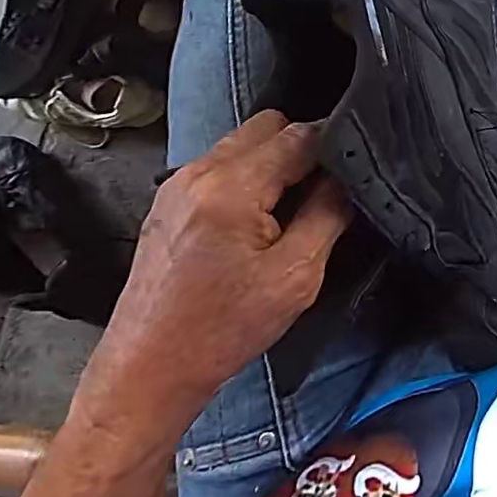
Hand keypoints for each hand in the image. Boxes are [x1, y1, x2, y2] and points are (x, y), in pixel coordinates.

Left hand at [91, 111, 350, 429]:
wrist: (145, 372)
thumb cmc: (222, 330)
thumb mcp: (295, 276)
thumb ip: (328, 214)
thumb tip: (345, 177)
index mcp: (231, 188)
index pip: (299, 135)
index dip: (333, 146)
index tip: (351, 170)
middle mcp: (199, 172)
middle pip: (269, 125)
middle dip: (302, 146)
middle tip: (320, 188)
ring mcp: (178, 183)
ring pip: (244, 141)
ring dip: (274, 160)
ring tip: (289, 206)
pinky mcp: (168, 200)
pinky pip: (222, 163)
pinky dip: (248, 175)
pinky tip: (256, 217)